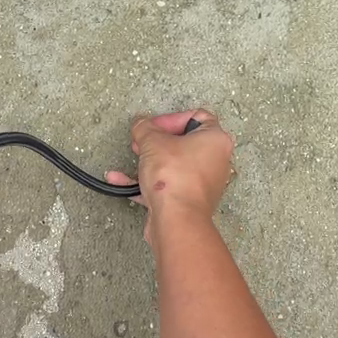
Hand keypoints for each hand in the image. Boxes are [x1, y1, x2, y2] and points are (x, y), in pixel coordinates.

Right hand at [106, 109, 233, 236]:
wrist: (176, 220)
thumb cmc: (175, 176)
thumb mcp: (152, 141)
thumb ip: (144, 127)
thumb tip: (141, 125)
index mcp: (216, 140)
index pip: (198, 117)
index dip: (172, 118)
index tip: (154, 126)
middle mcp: (215, 161)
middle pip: (184, 142)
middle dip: (157, 141)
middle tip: (142, 141)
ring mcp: (203, 184)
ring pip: (174, 165)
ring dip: (150, 161)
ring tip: (134, 157)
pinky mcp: (189, 202)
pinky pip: (167, 185)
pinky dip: (147, 182)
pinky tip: (121, 181)